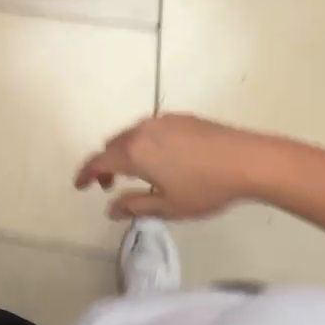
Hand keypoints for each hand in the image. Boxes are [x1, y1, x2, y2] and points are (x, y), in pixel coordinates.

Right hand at [73, 113, 265, 219]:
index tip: (79, 185)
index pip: (99, 160)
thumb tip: (111, 207)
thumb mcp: (169, 206)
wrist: (245, 159)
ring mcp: (161, 120)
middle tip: (111, 186)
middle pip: (113, 144)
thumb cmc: (205, 188)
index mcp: (135, 152)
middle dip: (107, 163)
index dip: (86, 173)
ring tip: (138, 175)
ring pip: (131, 135)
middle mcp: (142, 130)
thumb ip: (135, 205)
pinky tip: (162, 160)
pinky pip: (149, 129)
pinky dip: (144, 143)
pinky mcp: (178, 117)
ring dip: (125, 152)